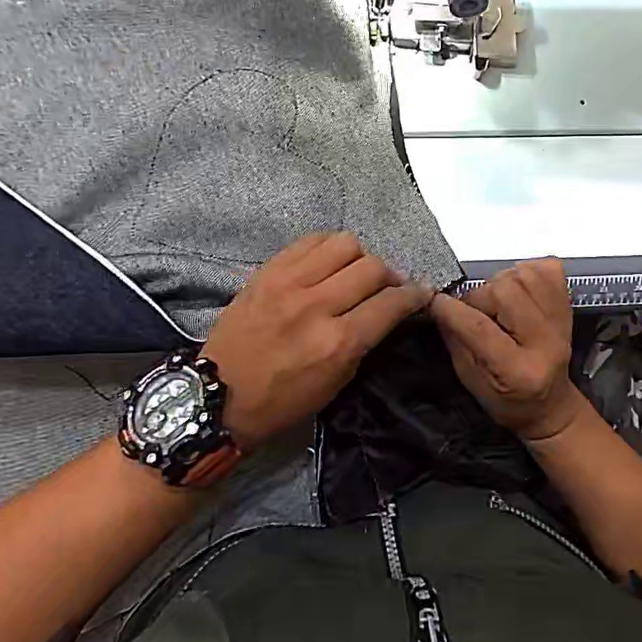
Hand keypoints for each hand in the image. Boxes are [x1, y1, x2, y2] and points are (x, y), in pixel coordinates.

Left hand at [201, 233, 431, 448]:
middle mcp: (316, 304)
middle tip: (388, 287)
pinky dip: (328, 247)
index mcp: (338, 342)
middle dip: (391, 276)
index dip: (415, 296)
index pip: (390, 304)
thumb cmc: (280, 401)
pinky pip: (310, 240)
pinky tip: (329, 262)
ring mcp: (289, 281)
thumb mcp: (334, 384)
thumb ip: (364, 342)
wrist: (220, 393)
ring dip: (360, 257)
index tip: (422, 293)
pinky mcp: (269, 269)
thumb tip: (387, 312)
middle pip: (372, 267)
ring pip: (344, 244)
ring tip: (356, 272)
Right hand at [430, 258, 587, 441]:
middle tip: (474, 310)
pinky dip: (527, 271)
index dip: (450, 308)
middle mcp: (545, 343)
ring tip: (495, 301)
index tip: (435, 301)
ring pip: (524, 275)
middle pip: (505, 291)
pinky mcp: (567, 308)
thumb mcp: (469, 378)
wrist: (550, 407)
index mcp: (518, 371)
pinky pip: (548, 269)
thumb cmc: (505, 399)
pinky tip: (516, 288)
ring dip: (501, 282)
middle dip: (479, 295)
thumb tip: (437, 302)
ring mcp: (561, 323)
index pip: (479, 327)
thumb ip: (454, 337)